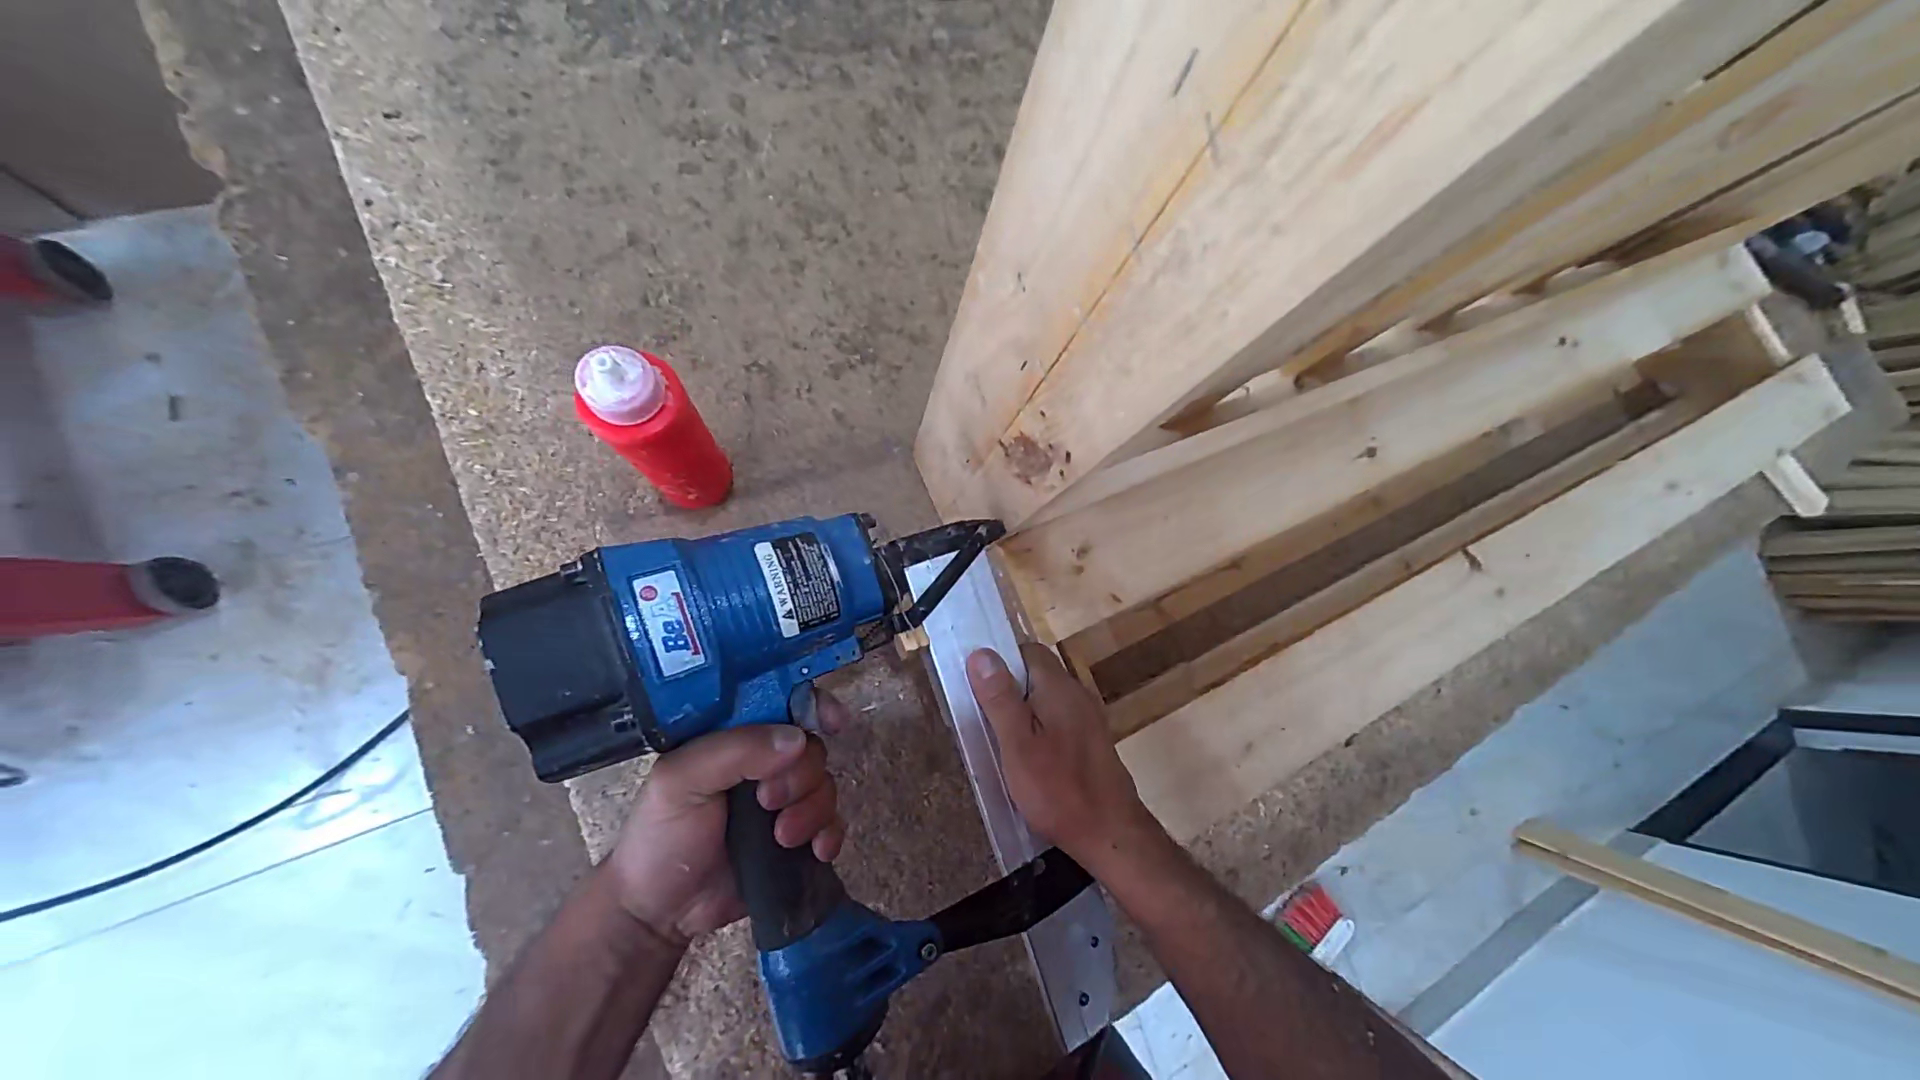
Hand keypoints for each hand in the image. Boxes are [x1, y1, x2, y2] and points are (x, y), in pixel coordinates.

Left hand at [602, 692, 849, 945]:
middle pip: (812, 746)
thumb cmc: (659, 836)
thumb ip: (734, 751)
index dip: (813, 705)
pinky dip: (831, 833)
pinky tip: (817, 851)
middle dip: (801, 775)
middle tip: (768, 803)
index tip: (832, 722)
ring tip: (782, 838)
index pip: (784, 702)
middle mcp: (765, 761)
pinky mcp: (798, 837)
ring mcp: (785, 799)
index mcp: (736, 735)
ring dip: (813, 809)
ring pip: (825, 784)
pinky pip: (833, 823)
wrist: (659, 913)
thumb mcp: (680, 781)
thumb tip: (797, 739)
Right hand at [966, 645, 1168, 873]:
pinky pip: (1058, 720)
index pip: (1027, 651)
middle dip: (1008, 688)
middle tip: (981, 716)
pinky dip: (1039, 729)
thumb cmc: (1058, 790)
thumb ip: (1000, 698)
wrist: (1111, 835)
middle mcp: (1077, 694)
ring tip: (998, 739)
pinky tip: (1027, 757)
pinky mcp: (1092, 742)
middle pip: (1037, 674)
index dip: (1000, 660)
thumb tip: (981, 654)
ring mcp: (1088, 718)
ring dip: (1023, 711)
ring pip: (1047, 699)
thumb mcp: (1017, 745)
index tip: (976, 683)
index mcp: (1058, 687)